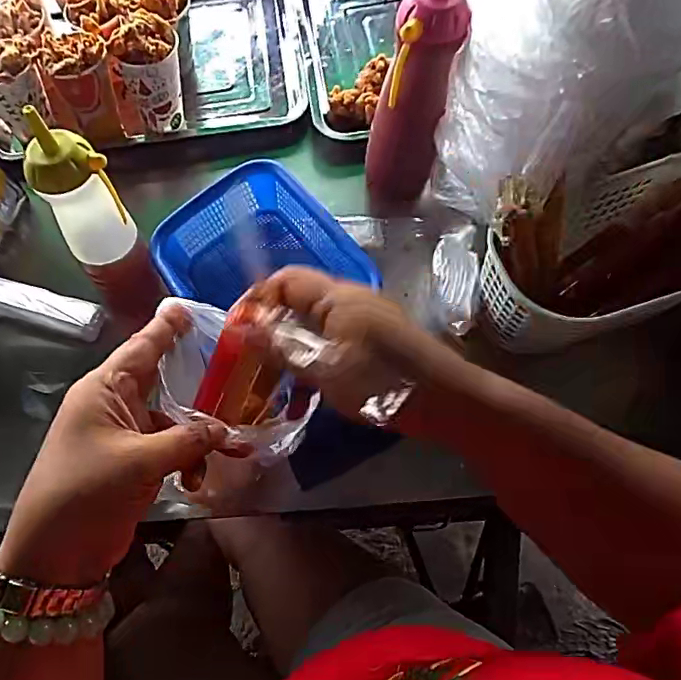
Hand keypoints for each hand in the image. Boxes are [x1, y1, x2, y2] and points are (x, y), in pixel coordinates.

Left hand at [2, 305, 247, 583]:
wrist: (55, 551)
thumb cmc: (84, 493)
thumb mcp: (138, 462)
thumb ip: (187, 441)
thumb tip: (227, 430)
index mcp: (104, 391)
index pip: (140, 347)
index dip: (166, 328)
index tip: (189, 308)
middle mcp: (114, 406)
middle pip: (162, 381)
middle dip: (196, 381)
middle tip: (234, 368)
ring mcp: (124, 436)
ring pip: (173, 420)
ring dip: (198, 435)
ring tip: (227, 448)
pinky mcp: (133, 464)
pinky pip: (171, 449)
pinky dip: (188, 461)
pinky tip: (197, 479)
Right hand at [245, 267, 481, 435]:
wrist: (444, 399)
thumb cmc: (381, 380)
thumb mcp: (323, 367)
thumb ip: (280, 345)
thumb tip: (242, 325)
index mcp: (336, 296)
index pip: (283, 279)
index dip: (255, 300)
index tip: (236, 332)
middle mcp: (349, 301)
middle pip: (296, 306)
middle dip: (269, 335)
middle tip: (249, 368)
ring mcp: (364, 322)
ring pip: (312, 332)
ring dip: (289, 358)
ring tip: (271, 393)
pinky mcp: (374, 345)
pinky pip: (332, 348)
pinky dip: (313, 368)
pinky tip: (303, 400)